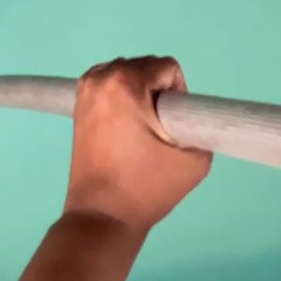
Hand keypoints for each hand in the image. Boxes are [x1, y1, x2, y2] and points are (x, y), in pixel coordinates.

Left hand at [62, 56, 212, 232]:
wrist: (103, 214)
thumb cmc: (147, 187)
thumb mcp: (194, 161)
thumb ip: (201, 128)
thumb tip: (190, 116)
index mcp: (126, 82)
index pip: (167, 68)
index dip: (179, 96)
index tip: (172, 126)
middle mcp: (102, 75)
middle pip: (145, 66)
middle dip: (158, 92)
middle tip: (157, 131)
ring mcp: (86, 86)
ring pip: (127, 72)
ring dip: (140, 92)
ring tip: (140, 131)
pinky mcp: (78, 99)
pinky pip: (110, 81)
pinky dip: (121, 95)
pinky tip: (124, 125)